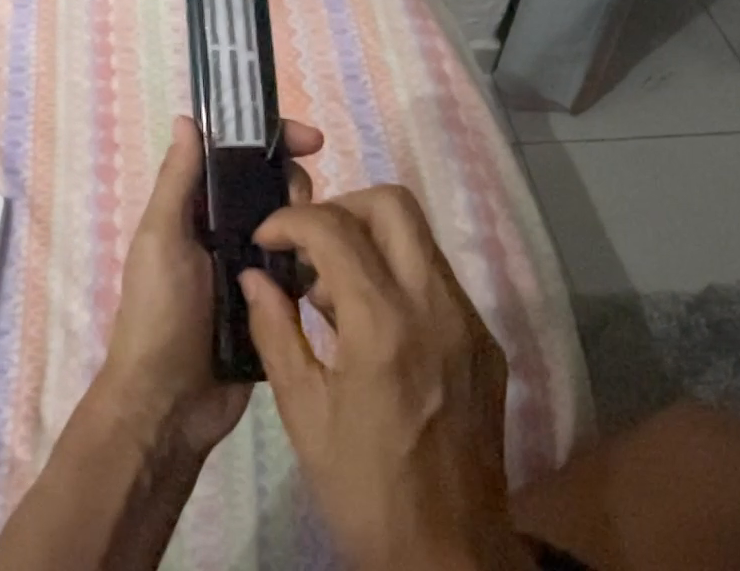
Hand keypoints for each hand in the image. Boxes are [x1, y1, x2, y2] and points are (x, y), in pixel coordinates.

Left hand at [92, 115, 321, 460]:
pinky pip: (303, 272)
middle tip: (303, 210)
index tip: (311, 140)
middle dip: (294, 187)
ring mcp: (251, 270)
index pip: (236, 158)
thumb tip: (186, 119)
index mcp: (195, 211)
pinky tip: (331, 272)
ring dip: (311, 227)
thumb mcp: (161, 239)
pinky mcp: (272, 305)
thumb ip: (178, 181)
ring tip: (317, 247)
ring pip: (294, 228)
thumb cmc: (160, 313)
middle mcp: (224, 233)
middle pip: (273, 189)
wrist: (171, 404)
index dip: (271, 141)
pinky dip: (317, 265)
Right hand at [239, 186, 521, 570]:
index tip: (266, 240)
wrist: (449, 555)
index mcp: (384, 326)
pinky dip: (398, 275)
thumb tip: (253, 276)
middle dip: (340, 208)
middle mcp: (436, 307)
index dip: (290, 221)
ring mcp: (469, 322)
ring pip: (420, 237)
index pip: (334, 229)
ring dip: (370, 240)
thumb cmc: (362, 489)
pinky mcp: (486, 341)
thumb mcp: (302, 412)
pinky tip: (371, 323)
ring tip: (332, 292)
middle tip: (307, 247)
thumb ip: (274, 330)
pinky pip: (437, 279)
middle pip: (393, 204)